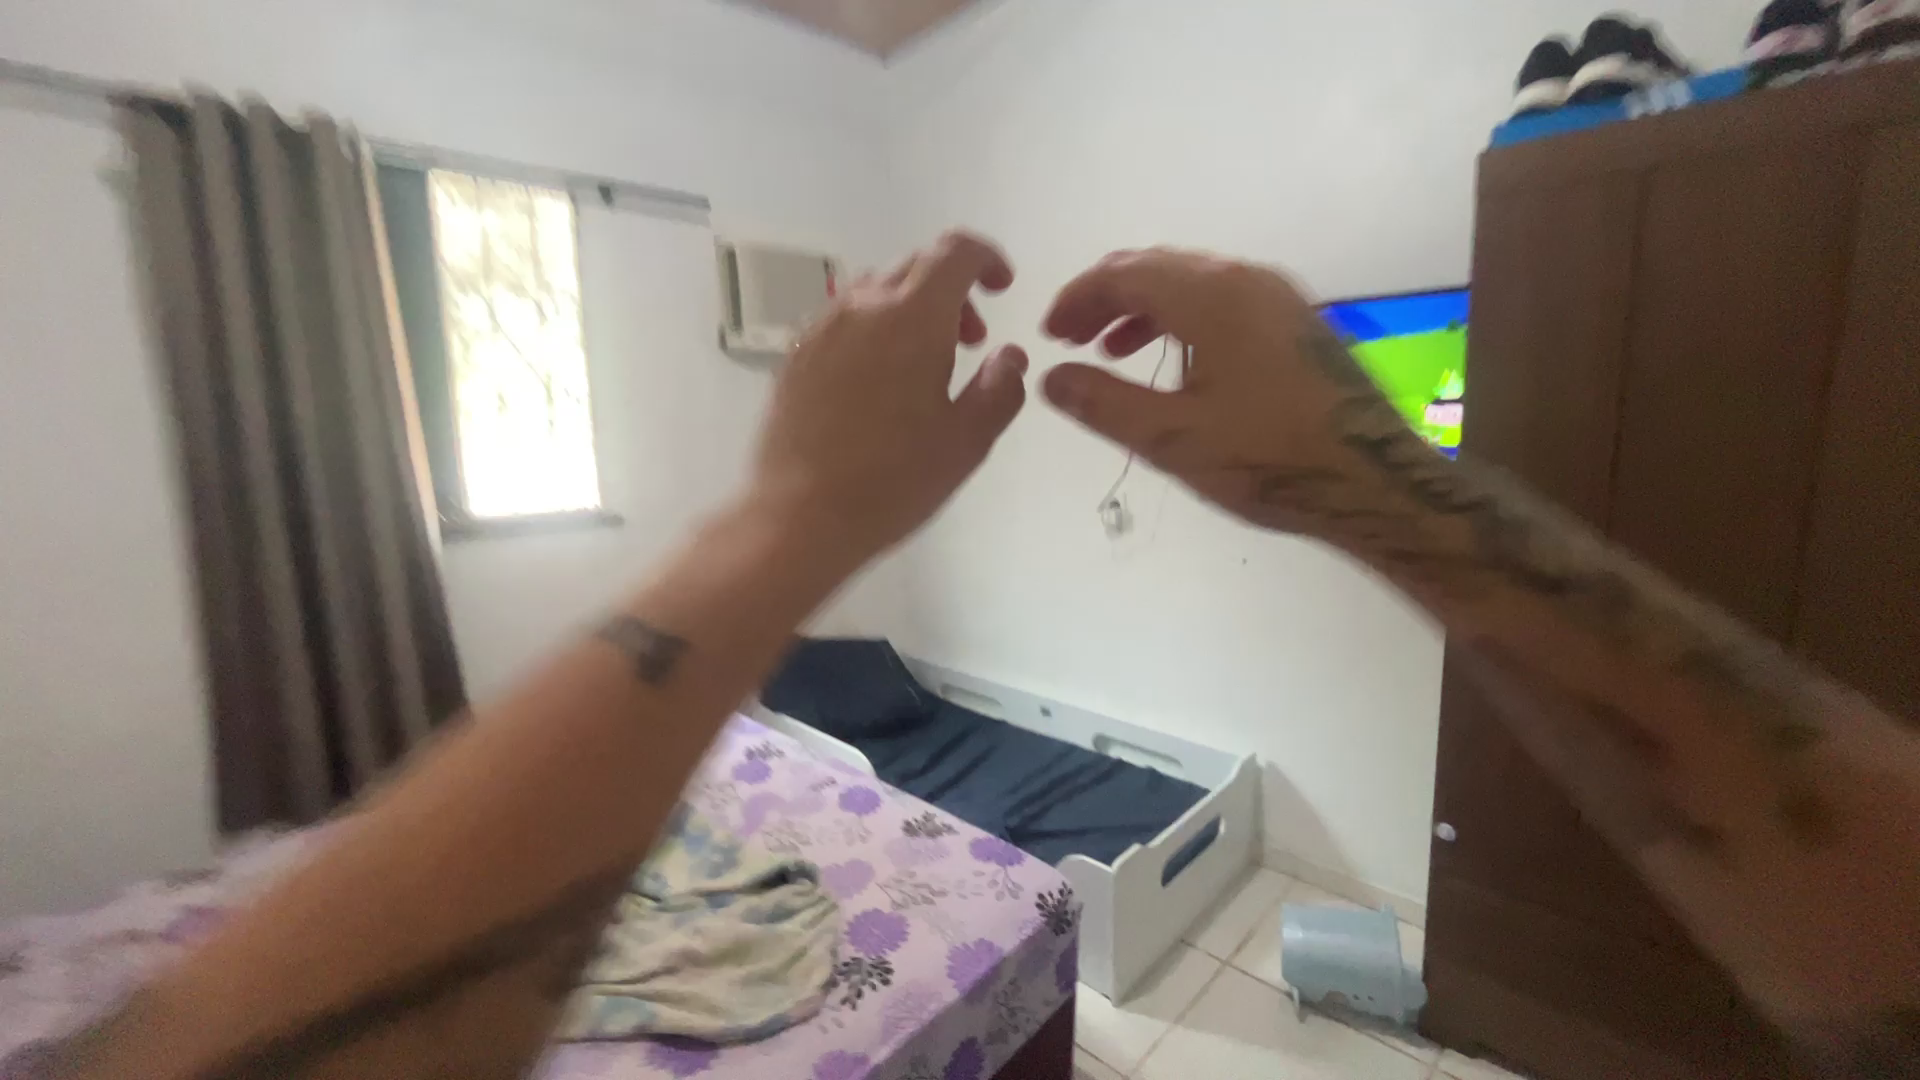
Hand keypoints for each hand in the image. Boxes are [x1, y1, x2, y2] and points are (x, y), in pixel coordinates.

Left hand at [751, 230, 1028, 558]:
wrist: (799, 516)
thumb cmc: (894, 481)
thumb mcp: (967, 442)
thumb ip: (1000, 388)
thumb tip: (1009, 355)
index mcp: (912, 318)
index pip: (954, 251)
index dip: (985, 257)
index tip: (1002, 288)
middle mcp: (862, 307)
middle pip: (915, 267)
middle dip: (953, 292)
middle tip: (971, 342)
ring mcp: (820, 330)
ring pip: (876, 292)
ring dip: (912, 310)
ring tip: (924, 366)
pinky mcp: (795, 358)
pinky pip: (844, 322)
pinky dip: (874, 331)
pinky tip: (877, 385)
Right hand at [1040, 247, 1413, 537]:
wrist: (1371, 479)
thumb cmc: (1266, 458)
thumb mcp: (1172, 438)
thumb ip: (1103, 403)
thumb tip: (1051, 378)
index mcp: (1212, 297)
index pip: (1126, 274)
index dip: (1078, 298)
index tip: (1049, 333)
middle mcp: (1245, 278)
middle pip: (1156, 268)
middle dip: (1105, 299)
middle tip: (1070, 339)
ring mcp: (1275, 296)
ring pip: (1189, 282)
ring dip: (1140, 309)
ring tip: (1108, 350)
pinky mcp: (1292, 321)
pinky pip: (1219, 300)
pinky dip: (1179, 319)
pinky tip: (1169, 359)